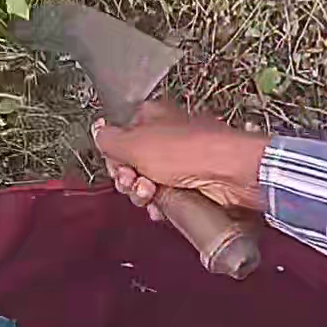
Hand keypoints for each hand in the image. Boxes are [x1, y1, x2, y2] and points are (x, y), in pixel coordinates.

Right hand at [93, 101, 267, 218]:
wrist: (230, 173)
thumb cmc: (183, 152)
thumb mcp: (133, 143)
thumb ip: (108, 138)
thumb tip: (96, 128)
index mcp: (150, 118)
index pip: (118, 138)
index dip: (113, 157)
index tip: (117, 167)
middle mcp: (165, 136)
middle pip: (131, 163)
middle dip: (128, 179)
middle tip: (135, 183)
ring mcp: (180, 160)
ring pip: (147, 182)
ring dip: (143, 194)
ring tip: (153, 195)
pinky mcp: (193, 181)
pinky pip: (167, 195)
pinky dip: (162, 204)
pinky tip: (163, 209)